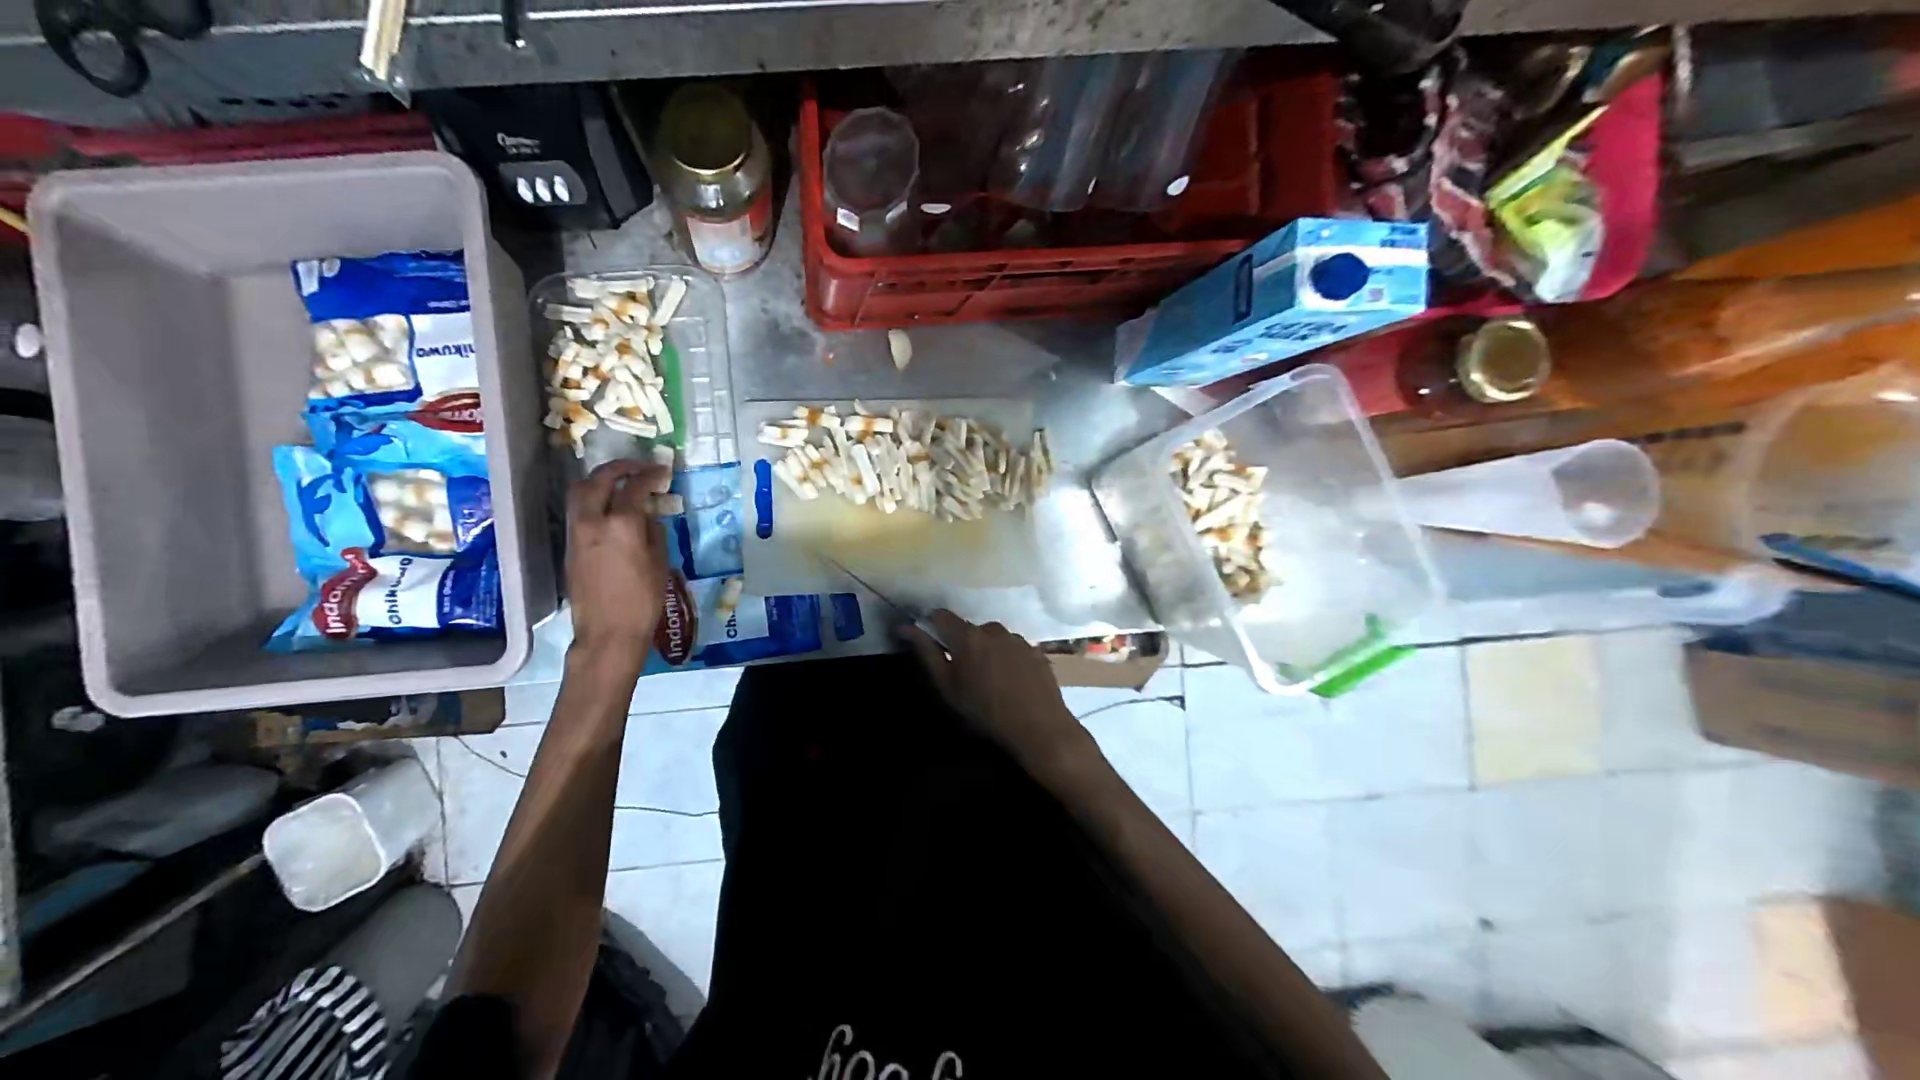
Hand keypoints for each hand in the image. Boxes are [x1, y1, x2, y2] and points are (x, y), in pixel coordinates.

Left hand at [566, 459, 670, 672]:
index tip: (663, 471)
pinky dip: (594, 500)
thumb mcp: (659, 562)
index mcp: (621, 524)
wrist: (608, 632)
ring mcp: (576, 533)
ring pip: (580, 492)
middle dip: (618, 468)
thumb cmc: (643, 600)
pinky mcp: (570, 547)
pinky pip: (579, 511)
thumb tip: (647, 514)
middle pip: (598, 479)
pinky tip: (610, 509)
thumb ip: (653, 531)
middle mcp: (593, 521)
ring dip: (600, 481)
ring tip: (620, 484)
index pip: (634, 486)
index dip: (650, 474)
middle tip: (638, 468)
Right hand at [901, 610, 1094, 776]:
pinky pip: (1013, 649)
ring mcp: (1017, 638)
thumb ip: (926, 652)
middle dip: (964, 645)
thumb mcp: (947, 686)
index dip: (933, 626)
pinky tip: (1012, 683)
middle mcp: (993, 628)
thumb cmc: (984, 710)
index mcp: (967, 635)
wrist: (1038, 726)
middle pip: (969, 630)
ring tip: (992, 681)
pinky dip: (1008, 659)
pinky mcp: (1035, 649)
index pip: (941, 615)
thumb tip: (905, 627)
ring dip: (988, 652)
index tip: (934, 645)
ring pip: (993, 639)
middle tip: (966, 675)